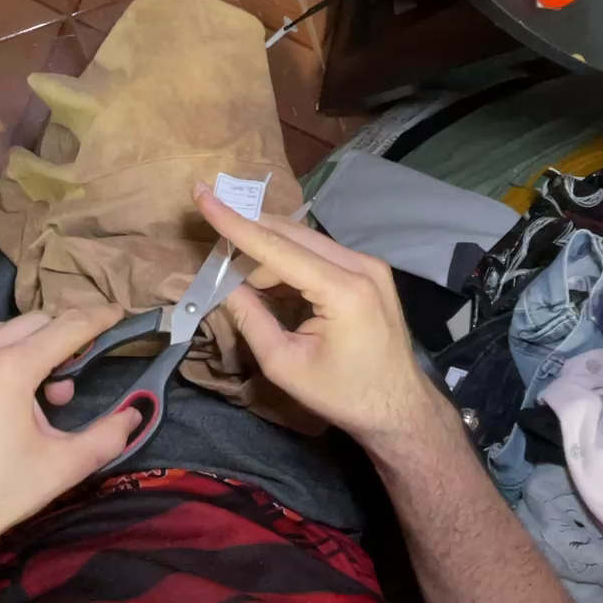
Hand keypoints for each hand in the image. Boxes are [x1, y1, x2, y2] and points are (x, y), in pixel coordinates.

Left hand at [0, 308, 142, 584]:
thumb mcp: (62, 467)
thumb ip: (107, 437)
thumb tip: (134, 416)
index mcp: (11, 369)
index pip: (67, 328)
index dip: (98, 318)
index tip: (118, 313)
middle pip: (34, 323)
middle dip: (63, 338)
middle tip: (71, 380)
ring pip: (0, 333)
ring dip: (28, 348)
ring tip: (37, 396)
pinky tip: (0, 397)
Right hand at [195, 184, 446, 448]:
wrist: (399, 407)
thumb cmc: (342, 394)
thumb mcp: (284, 364)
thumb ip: (251, 320)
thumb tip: (225, 287)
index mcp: (343, 290)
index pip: (276, 246)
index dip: (234, 223)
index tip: (203, 194)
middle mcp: (360, 265)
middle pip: (290, 234)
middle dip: (247, 236)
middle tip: (213, 248)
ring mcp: (369, 264)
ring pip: (303, 242)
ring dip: (267, 255)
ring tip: (242, 283)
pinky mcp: (369, 270)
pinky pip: (318, 254)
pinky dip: (288, 264)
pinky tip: (271, 286)